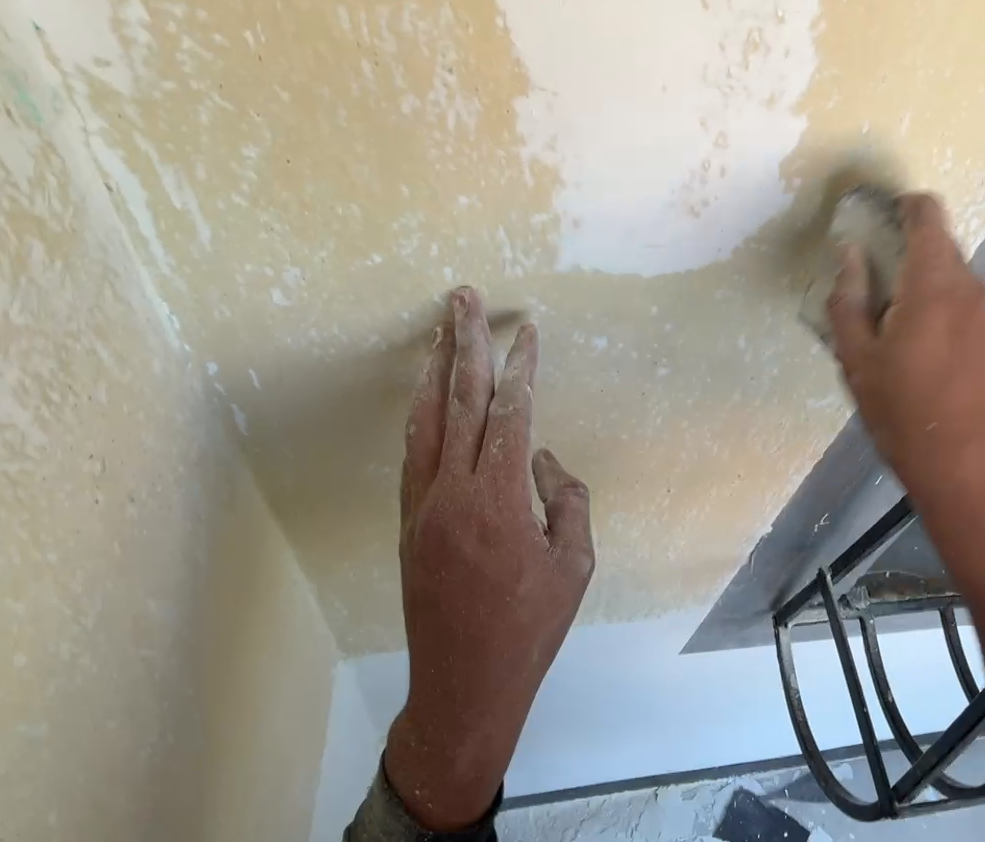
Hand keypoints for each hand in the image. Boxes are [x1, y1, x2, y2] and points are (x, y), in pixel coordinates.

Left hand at [384, 287, 594, 829]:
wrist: (464, 685)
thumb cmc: (530, 627)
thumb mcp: (575, 565)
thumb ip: (567, 500)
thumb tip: (543, 460)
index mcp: (499, 499)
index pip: (509, 413)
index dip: (519, 368)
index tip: (526, 330)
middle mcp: (453, 491)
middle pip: (459, 400)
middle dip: (463, 344)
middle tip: (462, 299)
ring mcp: (423, 506)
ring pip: (426, 421)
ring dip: (435, 370)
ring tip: (439, 329)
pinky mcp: (409, 523)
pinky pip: (414, 453)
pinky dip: (422, 414)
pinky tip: (427, 395)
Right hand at [826, 194, 984, 514]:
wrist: (973, 475)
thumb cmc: (905, 417)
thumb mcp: (857, 361)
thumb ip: (848, 299)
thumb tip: (849, 253)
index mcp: (934, 283)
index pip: (927, 214)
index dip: (901, 206)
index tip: (873, 219)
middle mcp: (972, 288)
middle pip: (939, 246)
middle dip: (903, 253)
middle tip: (868, 288)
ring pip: (952, 278)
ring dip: (921, 285)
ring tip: (890, 328)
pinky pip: (965, 305)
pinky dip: (940, 308)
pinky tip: (920, 352)